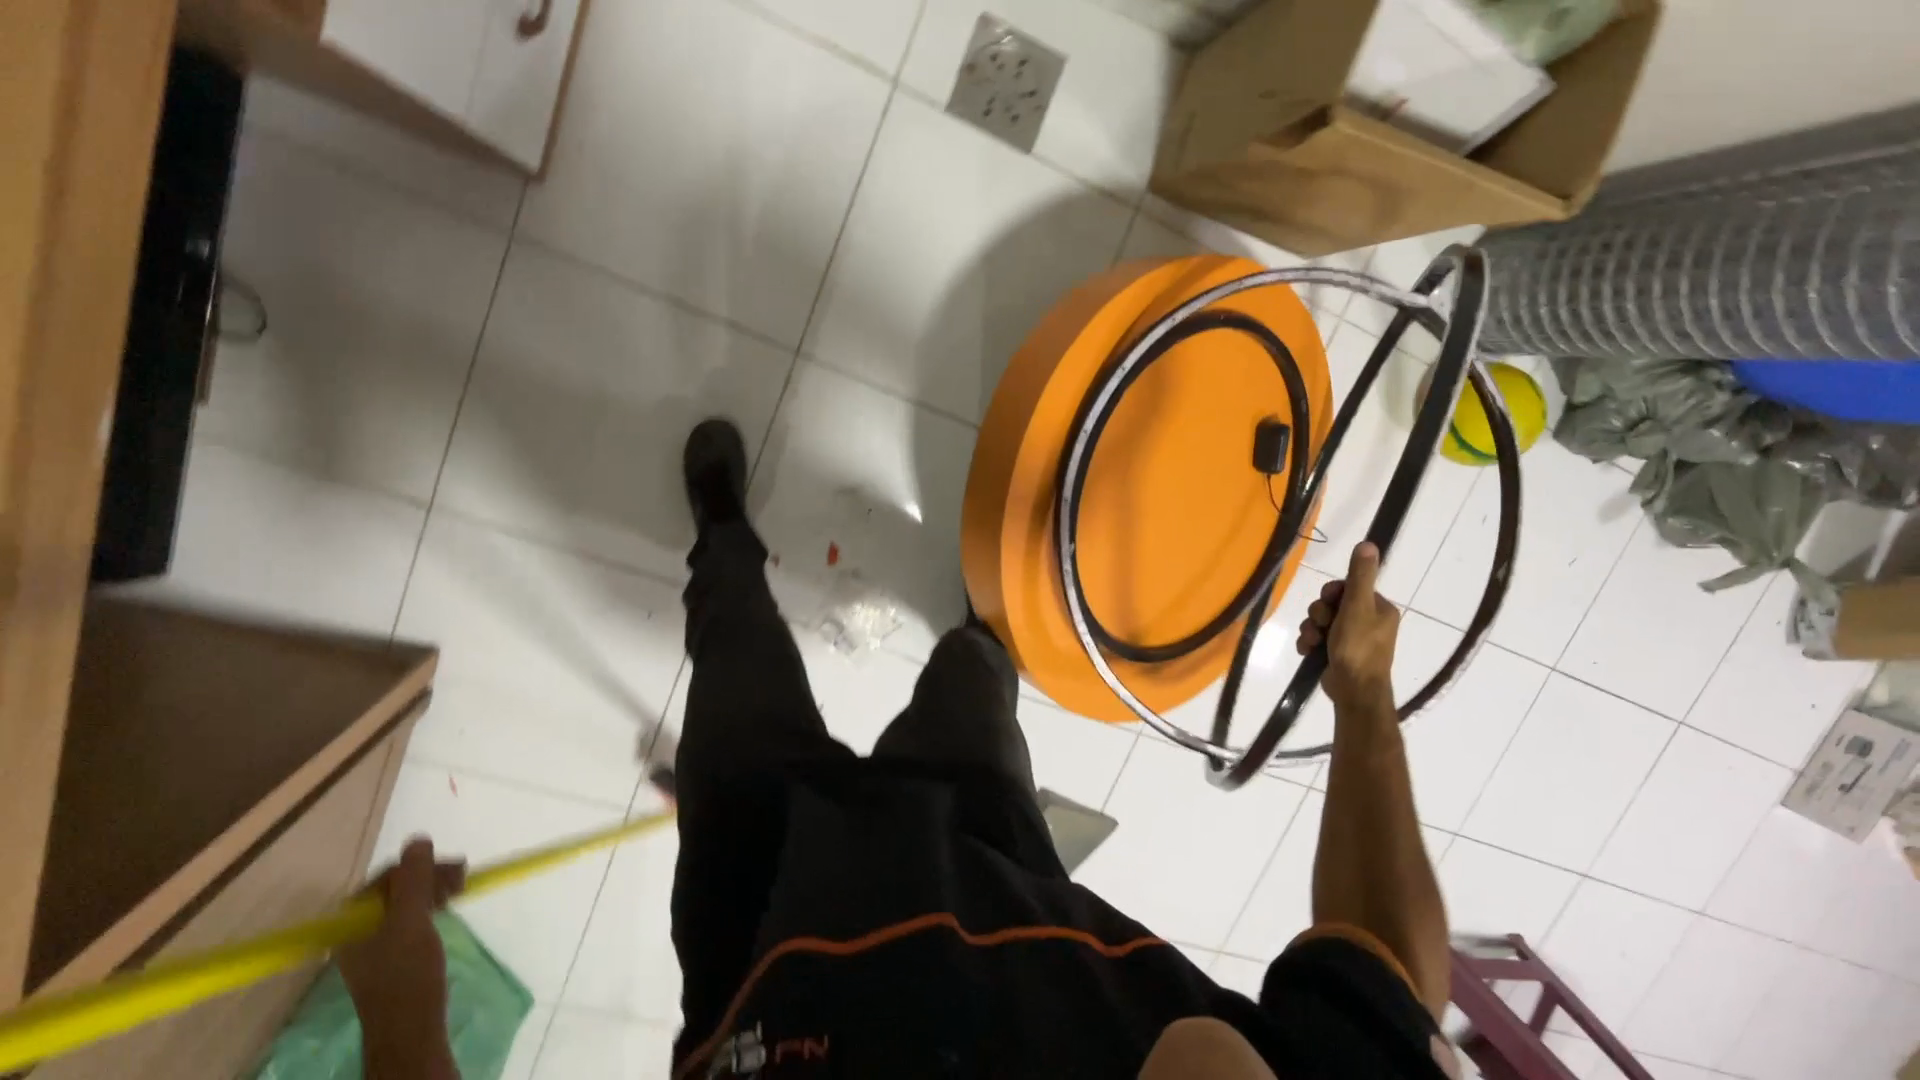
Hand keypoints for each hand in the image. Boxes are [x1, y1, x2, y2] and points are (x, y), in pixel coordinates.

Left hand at [339, 837, 465, 1071]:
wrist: (410, 1027)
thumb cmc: (408, 972)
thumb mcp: (412, 920)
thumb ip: (415, 880)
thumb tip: (418, 839)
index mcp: (352, 917)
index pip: (389, 875)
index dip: (425, 867)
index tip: (460, 870)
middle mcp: (356, 926)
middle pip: (396, 886)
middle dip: (431, 878)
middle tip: (464, 880)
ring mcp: (371, 941)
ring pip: (404, 901)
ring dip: (433, 891)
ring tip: (458, 894)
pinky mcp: (388, 954)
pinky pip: (407, 918)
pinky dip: (428, 909)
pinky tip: (444, 912)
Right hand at [1296, 543, 1399, 709]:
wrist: (1354, 691)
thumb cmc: (1358, 647)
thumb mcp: (1358, 606)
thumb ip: (1360, 576)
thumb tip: (1368, 543)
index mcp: (1378, 609)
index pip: (1349, 588)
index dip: (1332, 593)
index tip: (1329, 602)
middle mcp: (1368, 622)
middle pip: (1332, 604)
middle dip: (1319, 613)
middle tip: (1320, 625)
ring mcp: (1352, 640)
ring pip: (1321, 622)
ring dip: (1311, 629)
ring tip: (1312, 642)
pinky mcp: (1338, 655)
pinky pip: (1317, 639)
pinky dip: (1310, 643)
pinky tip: (1308, 651)